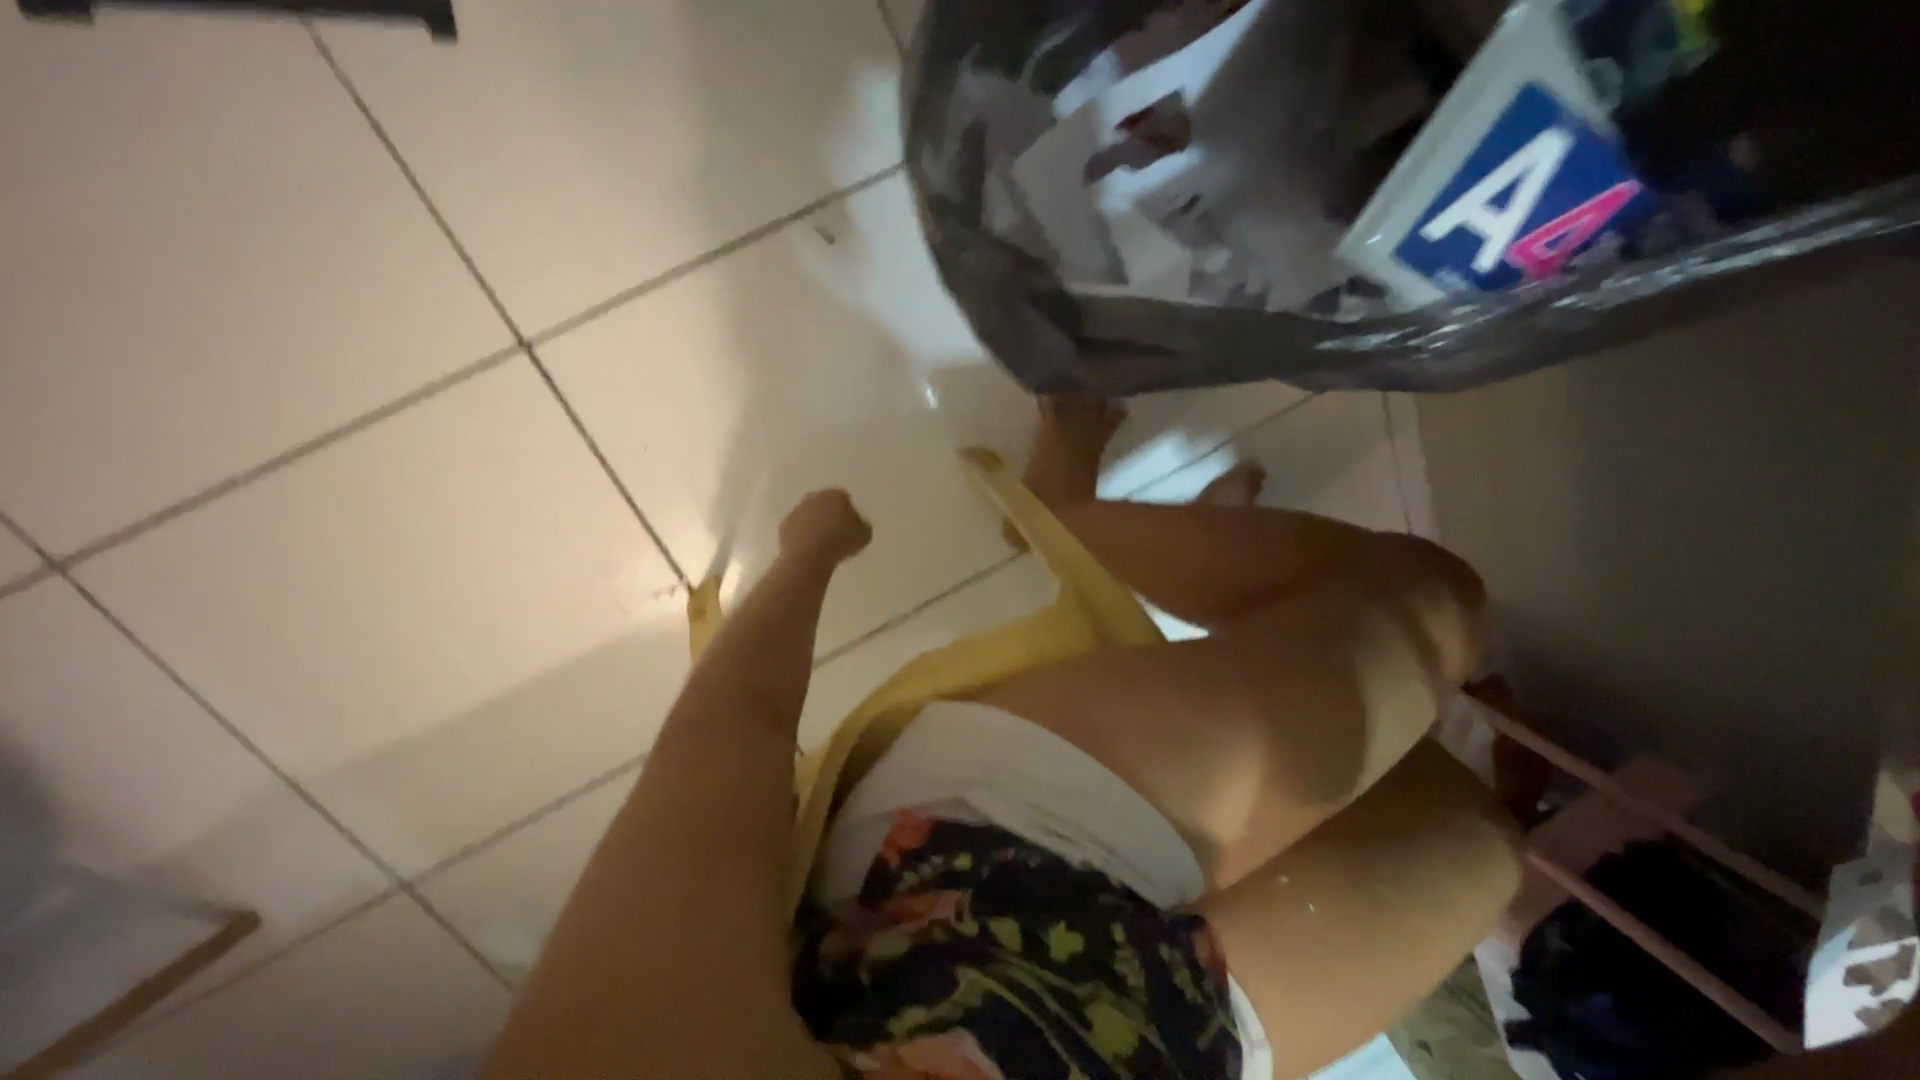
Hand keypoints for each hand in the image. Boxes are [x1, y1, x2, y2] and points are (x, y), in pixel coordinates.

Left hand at [778, 489, 871, 567]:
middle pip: (824, 503)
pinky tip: (809, 548)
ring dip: (814, 524)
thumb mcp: (864, 535)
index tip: (850, 525)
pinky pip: (797, 528)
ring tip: (822, 542)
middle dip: (829, 514)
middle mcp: (814, 497)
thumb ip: (861, 525)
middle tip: (835, 532)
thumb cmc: (840, 542)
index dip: (848, 511)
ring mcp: (797, 510)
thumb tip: (856, 524)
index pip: (844, 498)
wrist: (809, 556)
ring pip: (809, 515)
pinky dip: (802, 535)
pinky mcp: (784, 525)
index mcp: (835, 495)